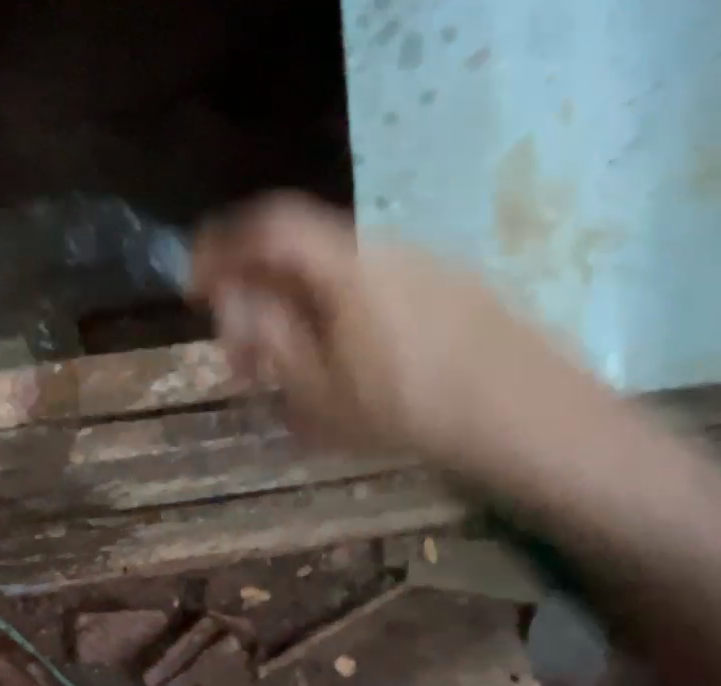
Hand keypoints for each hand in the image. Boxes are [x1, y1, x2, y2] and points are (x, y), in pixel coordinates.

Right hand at [191, 192, 568, 460]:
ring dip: (292, 315)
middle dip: (253, 300)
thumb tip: (232, 299)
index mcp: (347, 266)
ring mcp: (422, 265)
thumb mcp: (314, 386)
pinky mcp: (450, 287)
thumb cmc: (407, 407)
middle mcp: (384, 250)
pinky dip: (332, 317)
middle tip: (240, 359)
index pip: (268, 226)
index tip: (194, 288)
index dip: (220, 246)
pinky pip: (368, 289)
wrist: (533, 418)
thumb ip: (266, 335)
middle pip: (295, 255)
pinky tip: (337, 368)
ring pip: (330, 276)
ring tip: (286, 375)